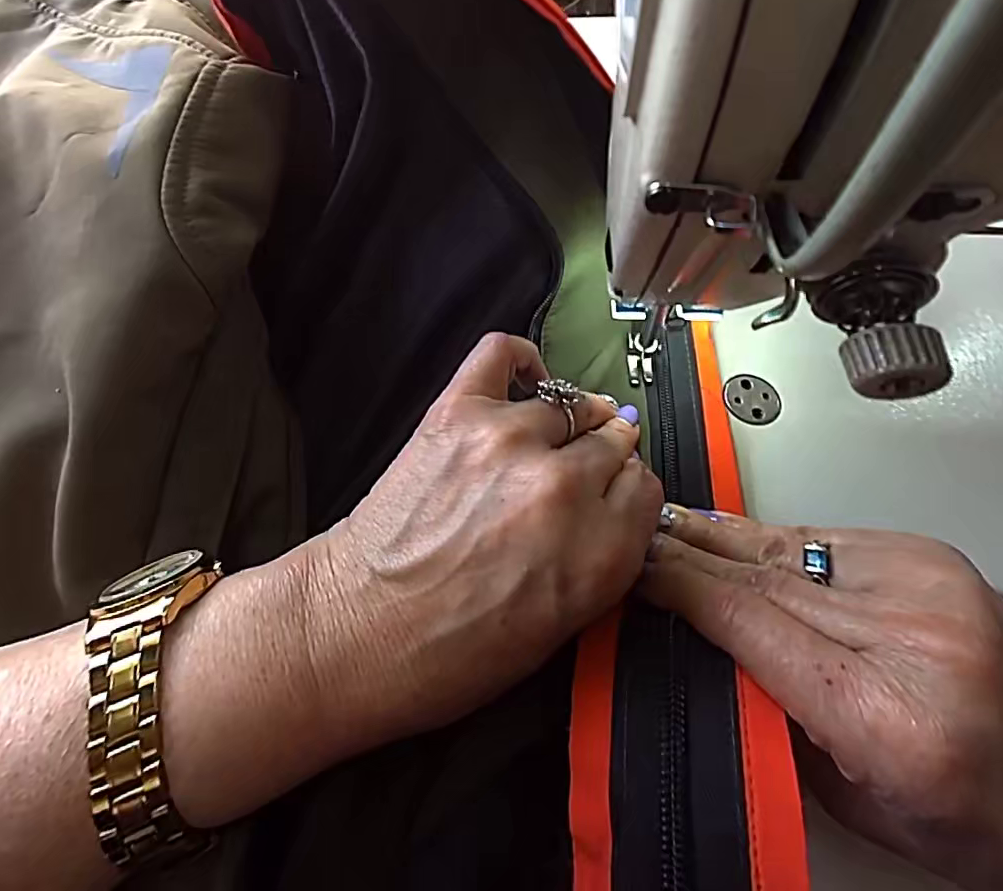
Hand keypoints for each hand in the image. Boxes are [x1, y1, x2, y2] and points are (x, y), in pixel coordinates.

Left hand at [293, 333, 661, 759]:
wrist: (356, 633)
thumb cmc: (454, 649)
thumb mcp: (563, 623)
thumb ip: (607, 551)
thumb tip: (620, 489)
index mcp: (598, 552)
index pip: (646, 486)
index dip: (625, 491)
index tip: (609, 493)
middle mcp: (564, 489)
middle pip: (614, 441)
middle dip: (599, 460)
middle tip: (570, 476)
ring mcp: (511, 441)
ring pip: (571, 405)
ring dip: (564, 425)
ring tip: (541, 445)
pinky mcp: (459, 412)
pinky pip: (506, 354)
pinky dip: (523, 362)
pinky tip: (526, 382)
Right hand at [640, 510, 1002, 890]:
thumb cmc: (981, 820)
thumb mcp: (856, 800)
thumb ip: (775, 713)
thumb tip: (706, 638)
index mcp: (888, 716)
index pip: (753, 622)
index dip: (686, 588)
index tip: (640, 568)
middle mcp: (909, 633)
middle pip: (766, 574)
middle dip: (692, 552)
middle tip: (642, 535)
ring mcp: (925, 581)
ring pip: (790, 545)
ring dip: (725, 538)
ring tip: (674, 527)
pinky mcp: (929, 554)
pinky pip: (824, 539)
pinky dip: (774, 541)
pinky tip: (737, 540)